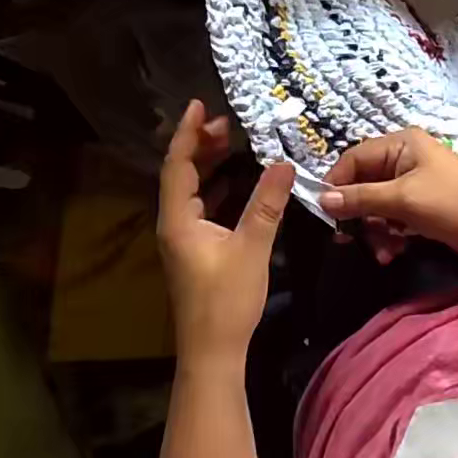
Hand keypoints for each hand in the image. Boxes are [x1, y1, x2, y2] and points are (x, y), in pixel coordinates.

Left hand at [157, 100, 295, 368]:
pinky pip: (199, 206)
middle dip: (201, 145)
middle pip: (181, 173)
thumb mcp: (252, 248)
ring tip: (231, 144)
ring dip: (208, 166)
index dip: (188, 133)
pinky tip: (234, 184)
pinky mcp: (193, 250)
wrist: (212, 352)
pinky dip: (215, 188)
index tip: (200, 105)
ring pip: (190, 190)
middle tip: (228, 124)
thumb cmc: (227, 300)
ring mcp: (182, 238)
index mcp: (178, 219)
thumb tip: (283, 164)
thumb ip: (266, 205)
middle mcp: (173, 224)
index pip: (178, 164)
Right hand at [320, 128, 457, 263]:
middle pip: (363, 184)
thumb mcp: (403, 200)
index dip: (336, 183)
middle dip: (358, 213)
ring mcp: (412, 183)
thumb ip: (361, 198)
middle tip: (347, 239)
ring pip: (376, 205)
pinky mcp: (420, 206)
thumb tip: (323, 200)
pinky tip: (393, 254)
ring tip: (382, 252)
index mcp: (400, 144)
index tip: (324, 211)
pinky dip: (389, 235)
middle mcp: (403, 159)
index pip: (354, 158)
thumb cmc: (453, 205)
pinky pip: (392, 218)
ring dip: (374, 230)